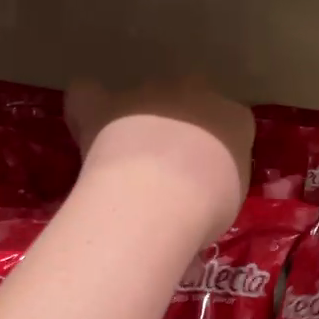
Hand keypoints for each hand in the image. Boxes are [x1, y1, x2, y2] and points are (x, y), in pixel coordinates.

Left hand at [65, 76, 251, 245]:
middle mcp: (194, 92)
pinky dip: (85, 110)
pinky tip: (84, 131)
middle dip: (177, 132)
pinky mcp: (104, 105)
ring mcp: (148, 94)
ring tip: (124, 170)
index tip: (207, 182)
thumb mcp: (226, 211)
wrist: (161, 197)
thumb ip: (215, 198)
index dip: (216, 152)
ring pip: (141, 101)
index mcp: (233, 120)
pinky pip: (88, 95)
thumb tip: (196, 226)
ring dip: (134, 125)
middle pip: (186, 105)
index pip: (232, 124)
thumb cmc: (206, 210)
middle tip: (165, 178)